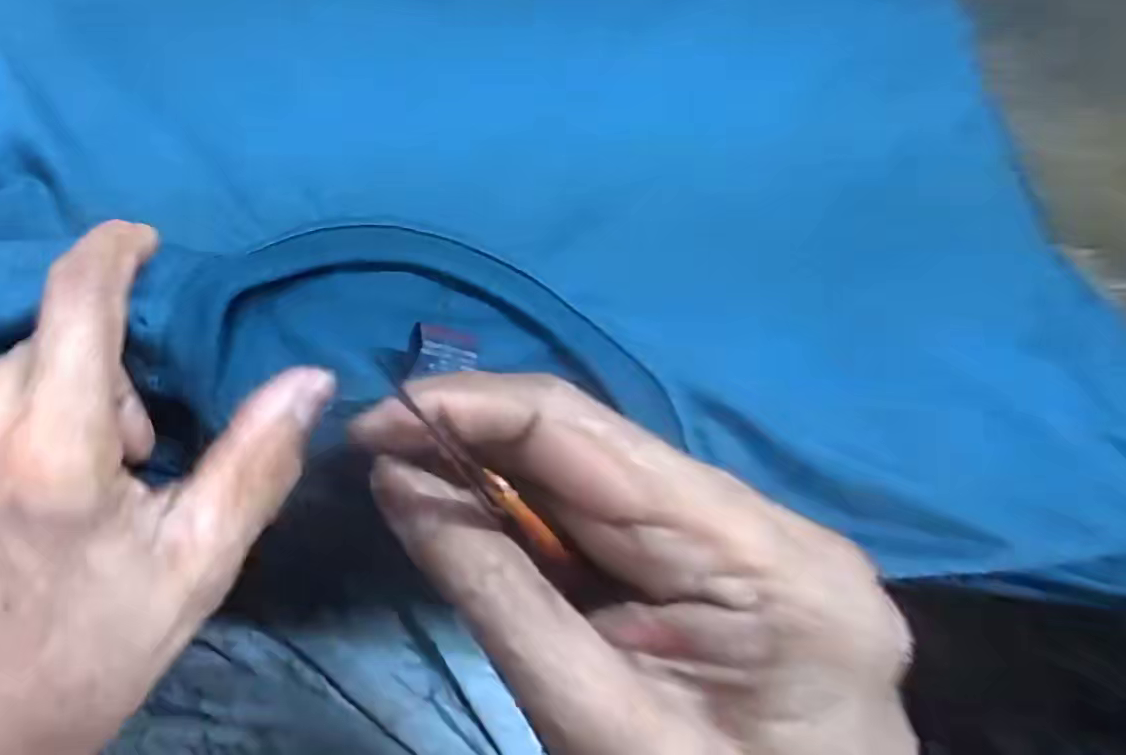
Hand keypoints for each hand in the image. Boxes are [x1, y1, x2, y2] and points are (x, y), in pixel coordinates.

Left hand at [0, 222, 335, 754]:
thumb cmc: (82, 649)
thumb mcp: (192, 566)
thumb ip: (255, 462)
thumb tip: (312, 379)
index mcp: (50, 442)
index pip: (79, 292)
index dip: (117, 249)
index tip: (148, 243)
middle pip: (63, 326)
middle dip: (109, 366)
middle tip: (128, 452)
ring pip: (27, 349)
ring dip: (68, 384)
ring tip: (78, 470)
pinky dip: (26, 397)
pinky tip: (27, 466)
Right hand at [351, 372, 915, 754]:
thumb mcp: (586, 718)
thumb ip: (484, 582)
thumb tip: (388, 475)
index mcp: (754, 554)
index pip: (573, 425)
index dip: (459, 406)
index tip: (371, 424)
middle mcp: (748, 515)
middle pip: (571, 430)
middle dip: (460, 427)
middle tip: (373, 444)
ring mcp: (727, 529)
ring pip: (568, 455)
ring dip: (476, 457)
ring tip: (402, 469)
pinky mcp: (698, 549)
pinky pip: (580, 495)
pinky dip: (508, 494)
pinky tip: (461, 500)